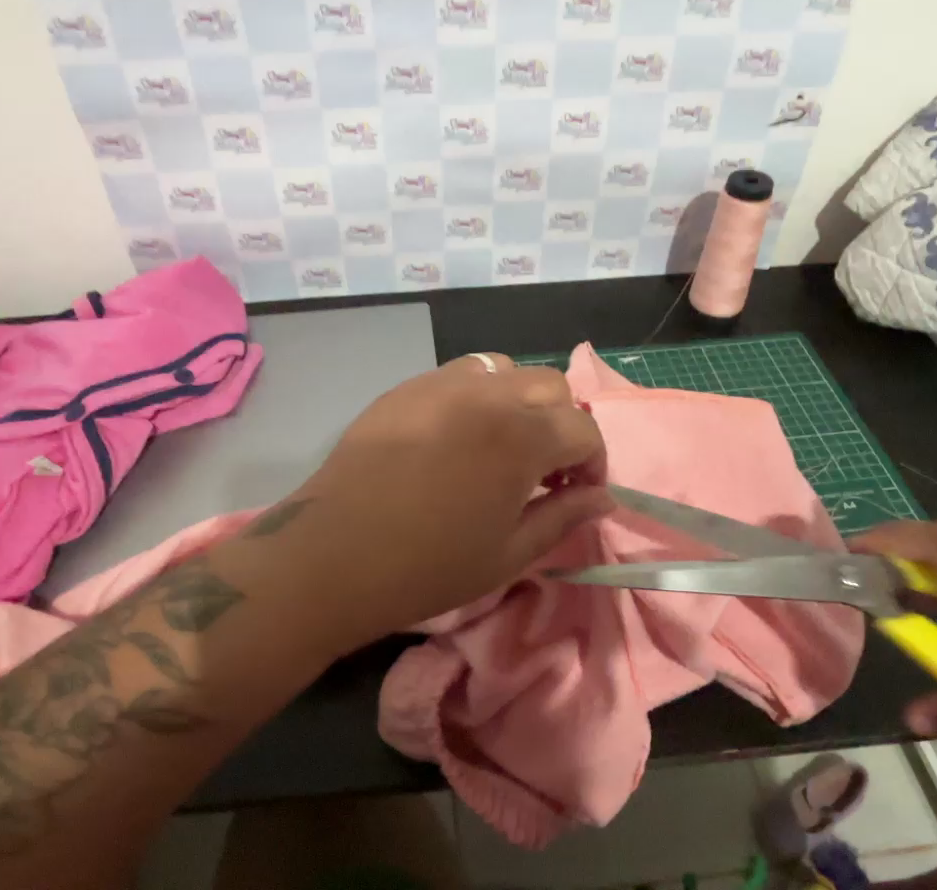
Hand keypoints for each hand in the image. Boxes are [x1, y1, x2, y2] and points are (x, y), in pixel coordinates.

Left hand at [267, 353, 611, 648]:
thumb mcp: (509, 554)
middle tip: (545, 472)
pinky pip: (459, 375)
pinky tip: (457, 438)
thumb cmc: (428, 567)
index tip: (580, 494)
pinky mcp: (405, 388)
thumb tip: (603, 498)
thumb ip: (563, 517)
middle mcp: (487, 395)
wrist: (333, 556)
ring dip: (519, 402)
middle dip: (562, 425)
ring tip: (502, 445)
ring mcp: (441, 384)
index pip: (584, 429)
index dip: (594, 463)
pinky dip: (477, 396)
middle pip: (551, 387)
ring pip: (505, 370)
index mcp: (521, 436)